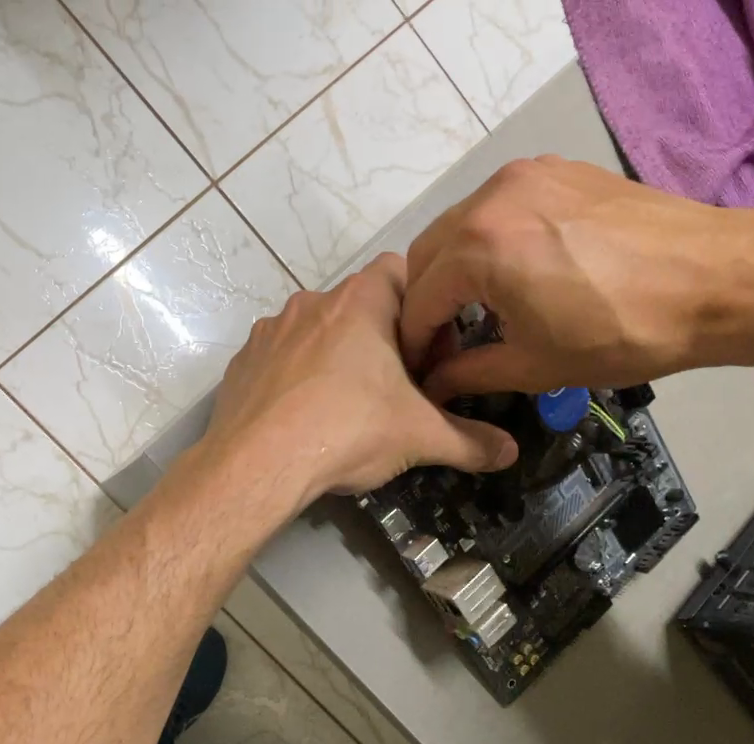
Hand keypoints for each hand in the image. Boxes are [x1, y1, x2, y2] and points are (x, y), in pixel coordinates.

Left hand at [202, 254, 518, 506]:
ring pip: (317, 332)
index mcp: (361, 300)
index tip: (428, 355)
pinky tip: (304, 418)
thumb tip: (511, 452)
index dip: (422, 308)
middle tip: (395, 390)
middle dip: (382, 340)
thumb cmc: (348, 430)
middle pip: (360, 306)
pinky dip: (296, 378)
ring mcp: (271, 330)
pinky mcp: (243, 362)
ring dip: (337, 358)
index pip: (402, 270)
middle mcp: (312, 301)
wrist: (257, 463)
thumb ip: (469, 441)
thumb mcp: (420, 437)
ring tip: (347, 409)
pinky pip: (280, 359)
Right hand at [400, 156, 753, 399]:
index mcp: (479, 246)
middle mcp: (491, 197)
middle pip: (427, 253)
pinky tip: (514, 273)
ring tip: (478, 310)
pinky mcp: (557, 169)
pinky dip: (489, 240)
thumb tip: (433, 386)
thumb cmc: (621, 332)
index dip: (414, 342)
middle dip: (427, 302)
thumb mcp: (534, 364)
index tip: (420, 372)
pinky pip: (497, 206)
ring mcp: (525, 174)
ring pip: (459, 224)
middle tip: (446, 343)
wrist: (715, 278)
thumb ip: (469, 372)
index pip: (419, 299)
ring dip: (454, 269)